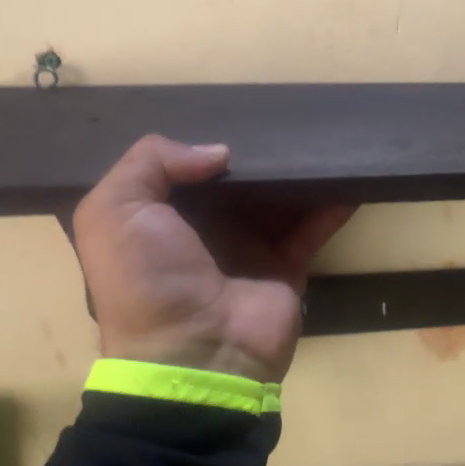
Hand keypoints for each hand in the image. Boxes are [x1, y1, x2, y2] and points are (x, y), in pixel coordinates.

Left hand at [70, 136, 354, 382]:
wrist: (197, 354)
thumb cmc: (148, 280)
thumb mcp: (114, 212)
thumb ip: (150, 161)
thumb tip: (220, 153)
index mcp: (158, 218)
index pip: (181, 168)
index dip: (200, 142)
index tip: (230, 111)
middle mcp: (203, 230)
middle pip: (236, 179)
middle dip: (257, 150)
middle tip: (285, 115)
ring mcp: (250, 248)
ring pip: (279, 197)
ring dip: (298, 171)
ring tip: (322, 135)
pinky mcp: (289, 265)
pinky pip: (314, 225)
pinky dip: (333, 201)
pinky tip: (350, 173)